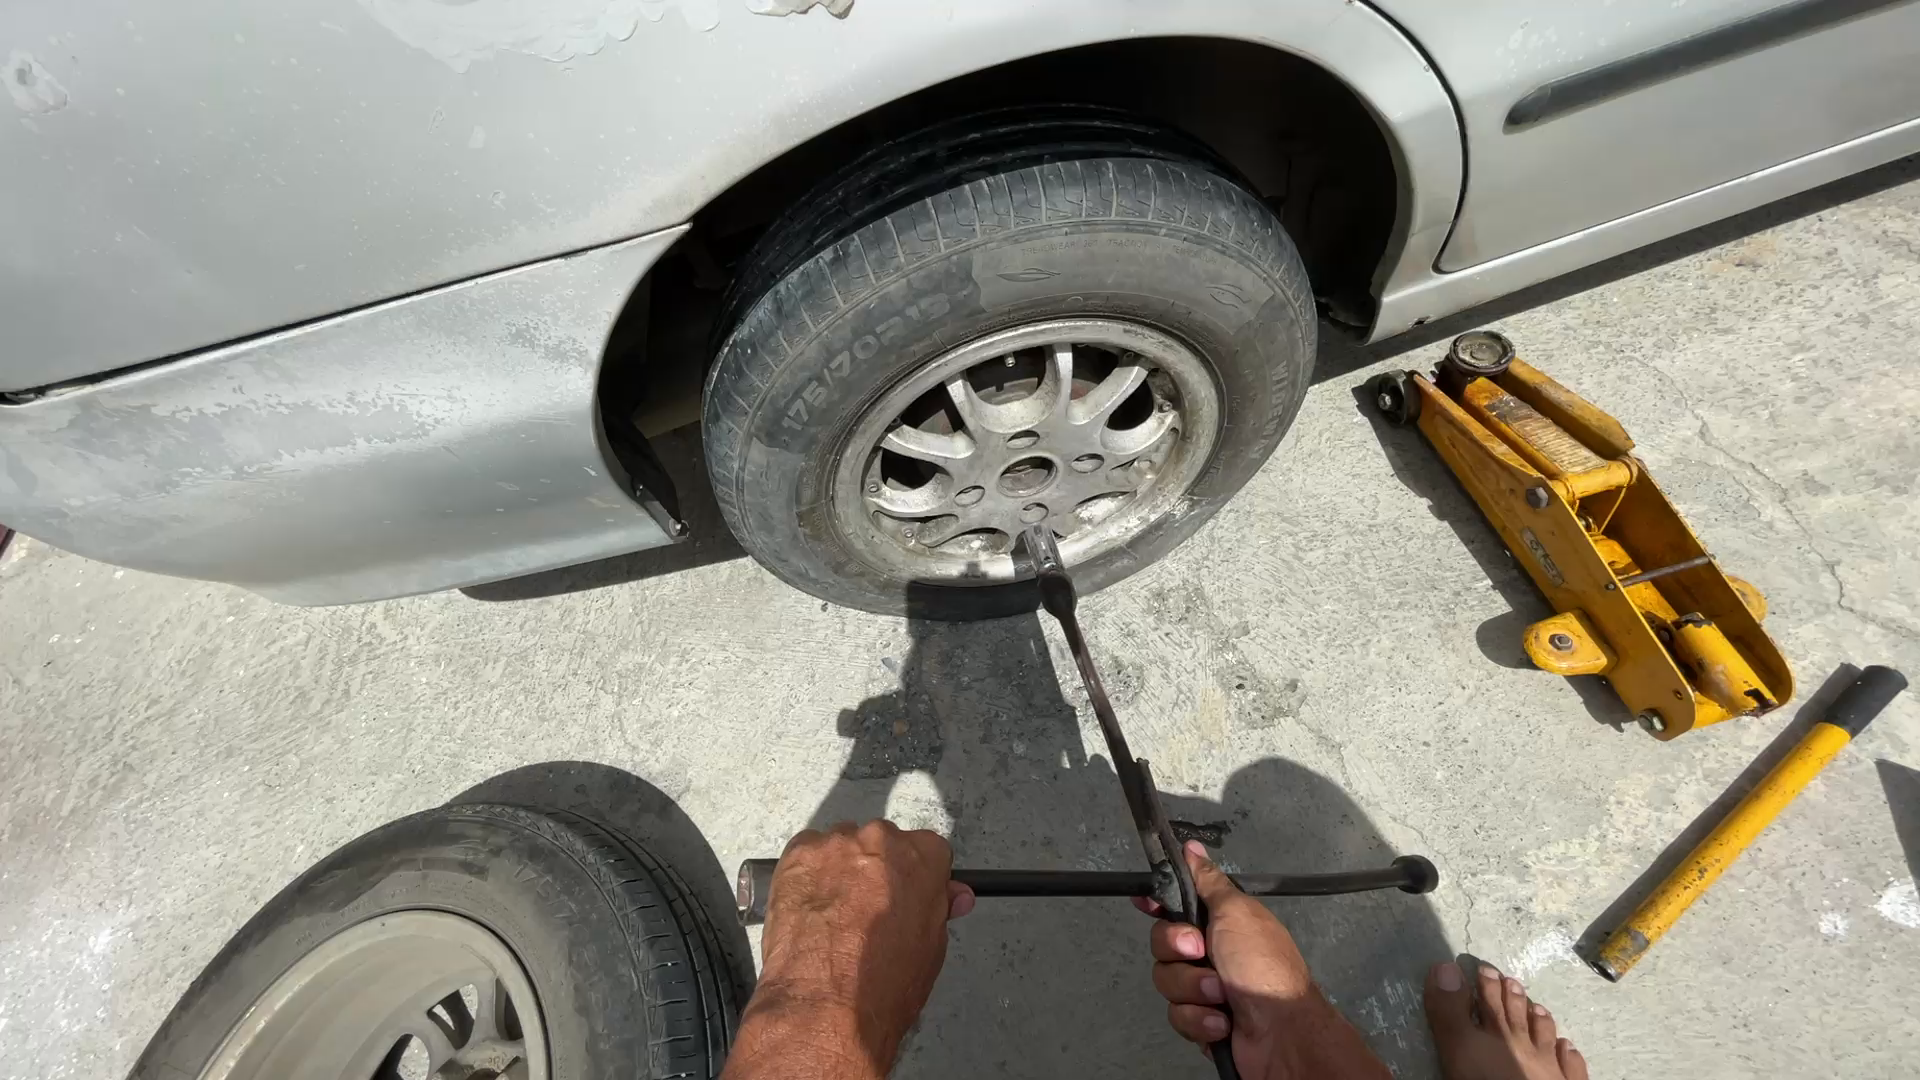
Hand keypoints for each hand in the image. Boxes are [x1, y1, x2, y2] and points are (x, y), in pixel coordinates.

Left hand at [736, 821, 973, 1077]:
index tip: (906, 901)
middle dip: (878, 871)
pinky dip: (808, 875)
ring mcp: (837, 842)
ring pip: (843, 847)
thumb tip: (954, 894)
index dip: (917, 880)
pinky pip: (806, 852)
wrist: (825, 1005)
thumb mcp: (931, 948)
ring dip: (841, 870)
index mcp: (922, 856)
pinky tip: (809, 909)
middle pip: (883, 844)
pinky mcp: (799, 853)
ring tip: (832, 917)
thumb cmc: (885, 984)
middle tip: (867, 913)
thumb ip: (939, 908)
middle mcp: (882, 838)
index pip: (929, 852)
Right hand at [1137, 841, 1387, 1078]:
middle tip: (1200, 951)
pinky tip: (1222, 1022)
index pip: (1174, 904)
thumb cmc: (1260, 963)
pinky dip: (1200, 1018)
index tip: (1146, 903)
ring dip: (1193, 987)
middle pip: (1160, 940)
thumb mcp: (1236, 911)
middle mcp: (1207, 951)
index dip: (1155, 903)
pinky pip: (1178, 1014)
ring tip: (1221, 996)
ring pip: (1165, 978)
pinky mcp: (1200, 1021)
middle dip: (1176, 947)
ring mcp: (1202, 988)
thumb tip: (1191, 845)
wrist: (1283, 1034)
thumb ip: (1207, 880)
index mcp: (1216, 921)